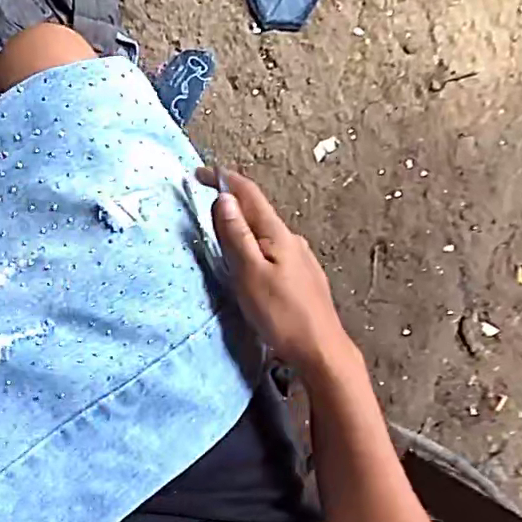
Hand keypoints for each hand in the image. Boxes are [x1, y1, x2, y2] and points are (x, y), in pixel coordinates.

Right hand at [200, 166, 358, 382]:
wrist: (320, 349)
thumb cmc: (282, 315)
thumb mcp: (250, 274)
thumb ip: (236, 236)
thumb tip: (223, 198)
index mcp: (277, 234)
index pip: (248, 194)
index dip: (223, 179)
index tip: (200, 173)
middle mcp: (292, 240)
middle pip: (257, 212)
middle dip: (232, 202)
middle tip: (206, 202)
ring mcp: (300, 260)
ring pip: (266, 234)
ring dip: (243, 227)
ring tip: (223, 234)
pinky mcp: (302, 279)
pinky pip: (273, 252)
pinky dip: (255, 248)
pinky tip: (252, 264)